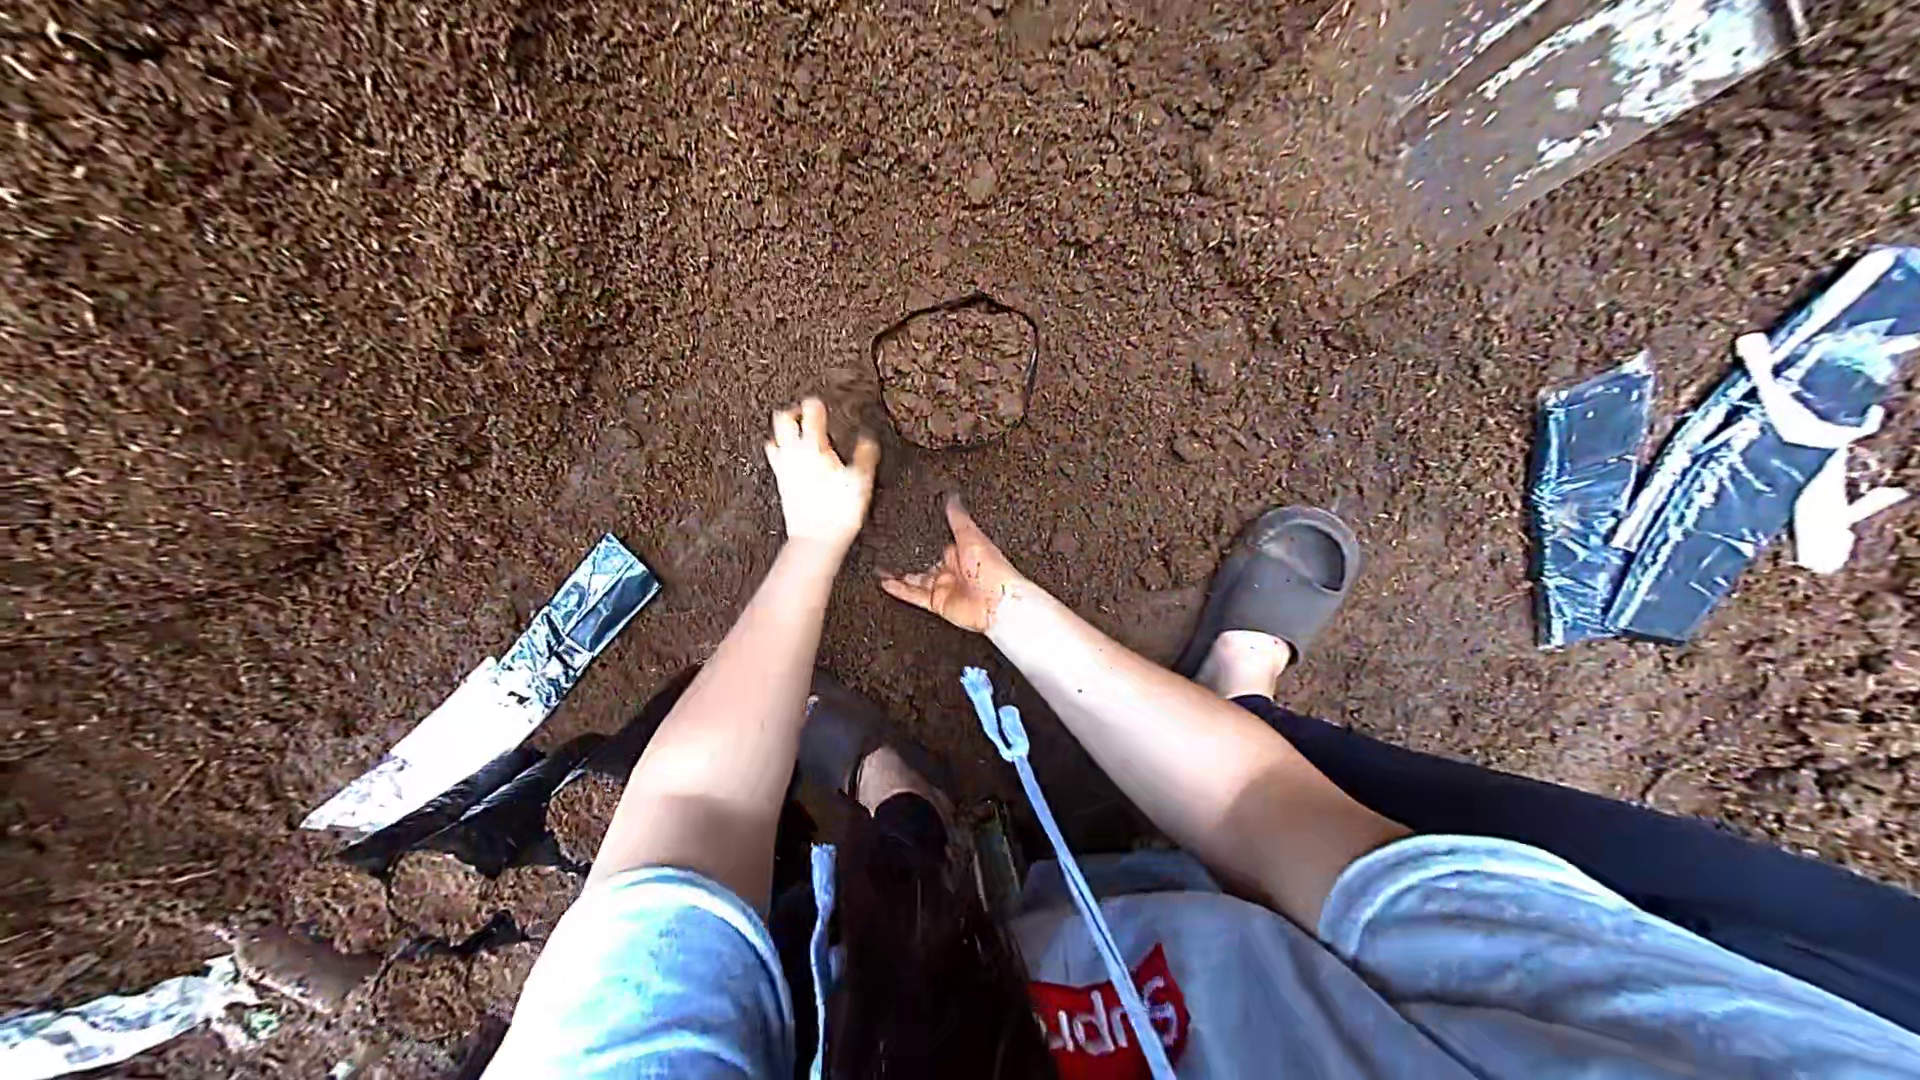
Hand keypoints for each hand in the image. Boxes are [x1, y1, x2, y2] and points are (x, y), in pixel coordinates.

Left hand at [765, 397, 879, 552]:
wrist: (816, 539)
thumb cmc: (838, 511)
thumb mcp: (861, 480)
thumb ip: (865, 454)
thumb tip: (868, 439)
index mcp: (813, 447)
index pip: (810, 410)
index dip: (818, 404)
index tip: (824, 405)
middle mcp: (793, 453)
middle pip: (782, 418)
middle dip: (795, 412)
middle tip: (808, 415)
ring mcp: (783, 468)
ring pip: (774, 438)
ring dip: (784, 433)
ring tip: (799, 435)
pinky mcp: (781, 483)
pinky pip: (775, 459)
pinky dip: (782, 452)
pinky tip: (795, 460)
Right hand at [879, 494, 1027, 632]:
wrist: (998, 602)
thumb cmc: (992, 568)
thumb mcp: (971, 535)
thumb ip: (958, 518)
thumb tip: (952, 496)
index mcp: (961, 551)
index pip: (937, 542)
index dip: (922, 537)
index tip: (903, 530)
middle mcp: (952, 569)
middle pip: (924, 562)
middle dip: (906, 557)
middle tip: (885, 549)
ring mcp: (944, 586)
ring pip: (916, 579)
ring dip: (898, 573)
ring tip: (878, 566)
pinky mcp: (938, 602)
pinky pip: (915, 596)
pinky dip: (900, 591)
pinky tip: (885, 583)